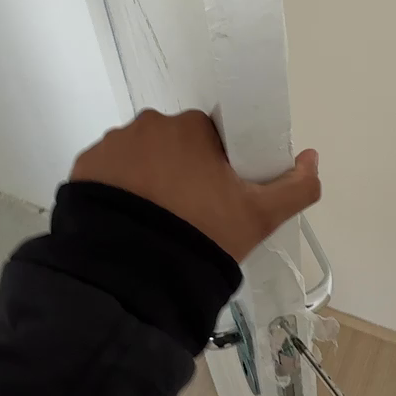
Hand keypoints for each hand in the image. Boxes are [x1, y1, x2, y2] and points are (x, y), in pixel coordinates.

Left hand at [68, 109, 320, 261]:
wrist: (131, 272)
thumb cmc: (201, 234)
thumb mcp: (259, 217)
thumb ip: (295, 187)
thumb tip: (312, 158)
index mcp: (194, 126)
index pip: (211, 137)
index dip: (217, 164)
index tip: (216, 195)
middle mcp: (151, 123)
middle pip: (173, 143)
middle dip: (181, 170)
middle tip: (187, 215)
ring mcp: (112, 144)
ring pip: (140, 157)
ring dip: (147, 179)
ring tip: (153, 224)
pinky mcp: (83, 167)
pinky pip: (108, 173)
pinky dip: (117, 192)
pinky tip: (126, 223)